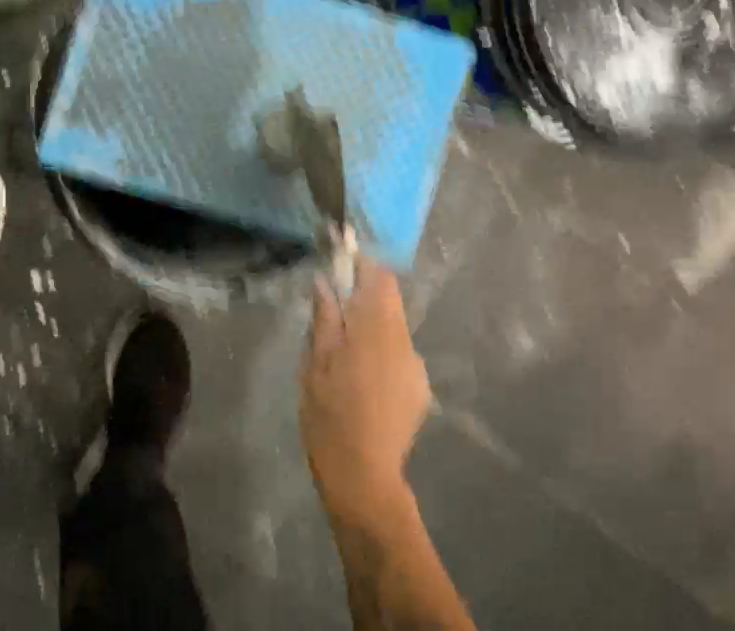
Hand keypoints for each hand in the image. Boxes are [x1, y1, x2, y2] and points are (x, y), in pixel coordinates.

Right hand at [299, 247, 431, 525]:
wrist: (363, 475)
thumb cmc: (329, 415)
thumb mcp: (314, 363)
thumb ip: (324, 319)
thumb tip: (325, 281)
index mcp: (376, 330)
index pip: (379, 278)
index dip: (360, 263)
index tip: (338, 259)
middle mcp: (404, 342)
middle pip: (388, 302)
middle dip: (362, 297)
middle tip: (330, 308)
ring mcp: (416, 367)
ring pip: (392, 329)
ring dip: (369, 327)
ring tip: (340, 351)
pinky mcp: (419, 390)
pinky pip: (398, 355)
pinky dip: (379, 353)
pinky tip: (359, 379)